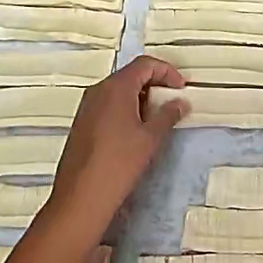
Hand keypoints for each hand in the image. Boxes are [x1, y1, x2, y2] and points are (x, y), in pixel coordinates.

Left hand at [45, 56, 186, 229]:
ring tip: (157, 118)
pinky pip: (108, 104)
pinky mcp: (82, 123)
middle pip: (130, 75)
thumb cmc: (118, 164)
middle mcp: (98, 92)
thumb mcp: (151, 138)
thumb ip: (168, 115)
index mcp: (115, 88)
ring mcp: (87, 107)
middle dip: (154, 84)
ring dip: (141, 97)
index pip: (144, 64)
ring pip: (118, 90)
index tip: (180, 88)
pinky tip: (136, 131)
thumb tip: (179, 103)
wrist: (82, 197)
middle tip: (172, 101)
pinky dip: (126, 108)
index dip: (167, 72)